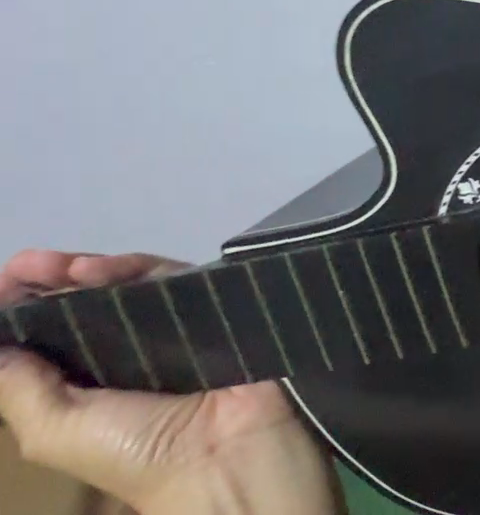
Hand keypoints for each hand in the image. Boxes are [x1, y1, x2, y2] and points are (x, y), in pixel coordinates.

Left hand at [0, 250, 340, 514]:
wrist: (225, 447)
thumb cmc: (133, 449)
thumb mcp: (55, 429)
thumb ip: (19, 387)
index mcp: (85, 382)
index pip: (50, 336)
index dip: (24, 310)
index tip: (2, 283)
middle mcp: (127, 349)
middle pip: (88, 303)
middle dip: (51, 282)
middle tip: (25, 264)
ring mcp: (174, 324)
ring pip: (130, 284)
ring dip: (89, 270)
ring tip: (54, 263)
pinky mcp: (214, 303)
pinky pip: (174, 278)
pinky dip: (137, 269)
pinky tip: (101, 268)